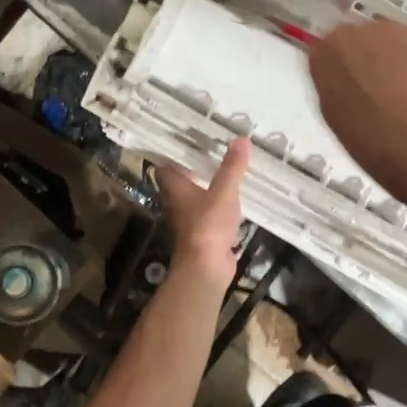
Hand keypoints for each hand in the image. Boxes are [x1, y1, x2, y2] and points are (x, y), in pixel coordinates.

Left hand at [155, 138, 251, 275]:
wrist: (205, 267)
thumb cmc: (207, 225)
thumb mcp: (224, 191)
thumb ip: (233, 167)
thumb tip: (242, 138)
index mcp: (174, 188)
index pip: (164, 166)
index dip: (174, 154)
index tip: (191, 141)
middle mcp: (176, 202)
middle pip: (182, 180)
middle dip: (197, 168)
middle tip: (216, 152)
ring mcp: (189, 220)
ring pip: (197, 197)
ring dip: (210, 187)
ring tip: (229, 171)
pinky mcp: (203, 233)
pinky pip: (210, 213)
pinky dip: (220, 206)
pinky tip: (236, 199)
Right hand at [307, 19, 406, 178]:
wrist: (386, 121)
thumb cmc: (351, 122)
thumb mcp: (328, 101)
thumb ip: (334, 79)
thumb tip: (344, 77)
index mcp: (320, 51)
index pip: (330, 48)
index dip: (344, 60)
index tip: (352, 73)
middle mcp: (344, 32)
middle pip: (355, 35)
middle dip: (364, 50)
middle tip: (375, 73)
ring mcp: (375, 28)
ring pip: (382, 35)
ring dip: (386, 49)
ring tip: (396, 74)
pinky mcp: (403, 31)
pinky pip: (406, 39)